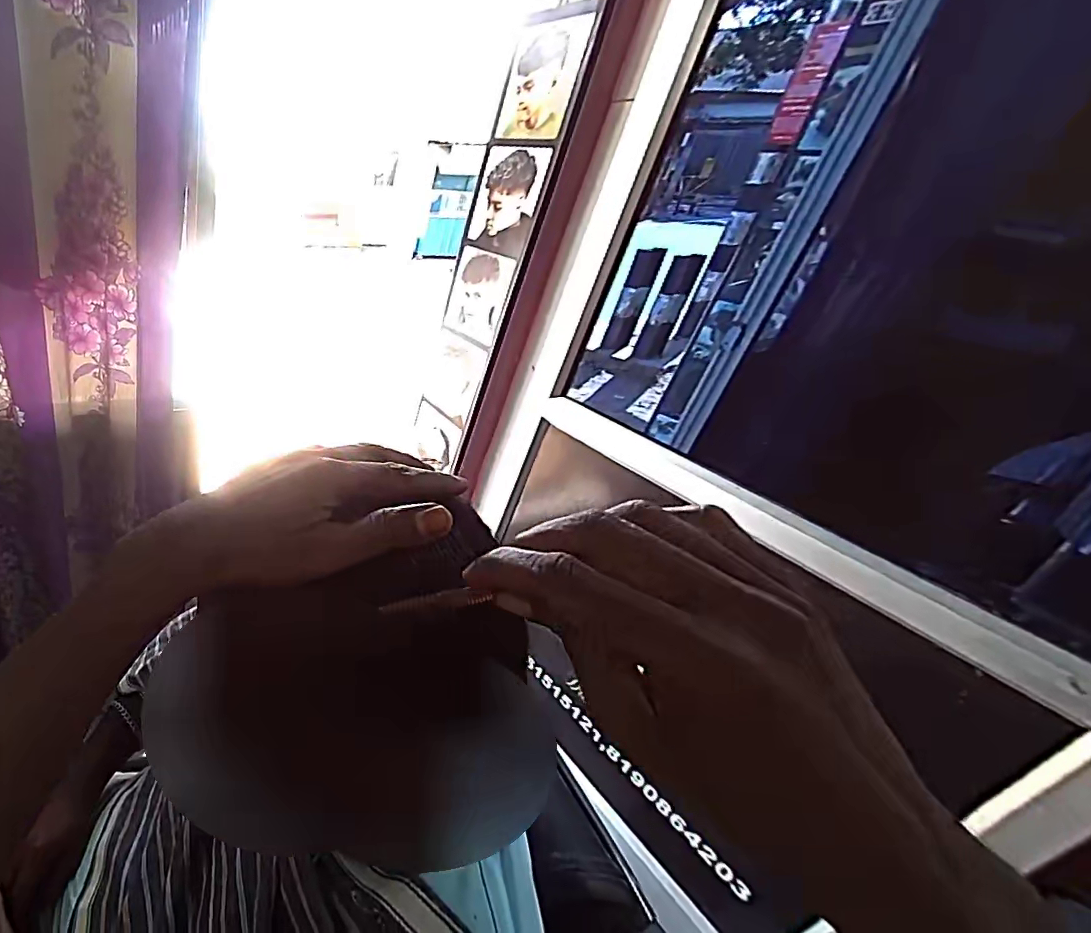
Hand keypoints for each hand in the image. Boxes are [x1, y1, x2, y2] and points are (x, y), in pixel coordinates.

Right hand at [3, 776, 95, 927]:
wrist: (74, 785)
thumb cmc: (77, 821)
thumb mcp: (72, 857)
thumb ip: (54, 884)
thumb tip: (39, 906)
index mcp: (34, 858)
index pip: (18, 898)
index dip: (18, 918)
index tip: (22, 928)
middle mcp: (20, 850)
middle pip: (5, 888)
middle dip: (8, 908)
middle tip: (15, 919)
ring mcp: (17, 839)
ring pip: (4, 874)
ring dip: (7, 892)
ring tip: (15, 903)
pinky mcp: (20, 831)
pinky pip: (8, 860)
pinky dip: (10, 875)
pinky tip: (18, 878)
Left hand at [122, 445, 467, 593]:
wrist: (201, 537)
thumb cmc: (265, 550)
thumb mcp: (333, 549)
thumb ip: (385, 530)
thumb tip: (437, 516)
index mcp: (337, 474)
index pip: (398, 477)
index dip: (433, 484)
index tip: (461, 487)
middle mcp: (318, 455)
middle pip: (377, 454)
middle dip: (411, 464)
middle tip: (439, 474)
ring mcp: (292, 455)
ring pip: (349, 448)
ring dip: (381, 456)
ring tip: (400, 465)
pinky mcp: (273, 462)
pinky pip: (326, 451)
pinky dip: (351, 457)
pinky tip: (345, 466)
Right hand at [463, 502, 1058, 932]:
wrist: (876, 836)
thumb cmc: (753, 804)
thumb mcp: (638, 735)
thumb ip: (579, 650)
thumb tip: (527, 596)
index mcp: (703, 660)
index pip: (575, 582)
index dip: (510, 569)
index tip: (478, 574)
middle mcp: (742, 610)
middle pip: (607, 533)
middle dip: (539, 539)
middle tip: (508, 562)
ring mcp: (772, 592)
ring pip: (650, 517)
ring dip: (585, 526)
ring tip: (555, 551)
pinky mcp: (787, 587)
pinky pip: (703, 524)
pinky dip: (646, 523)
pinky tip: (622, 542)